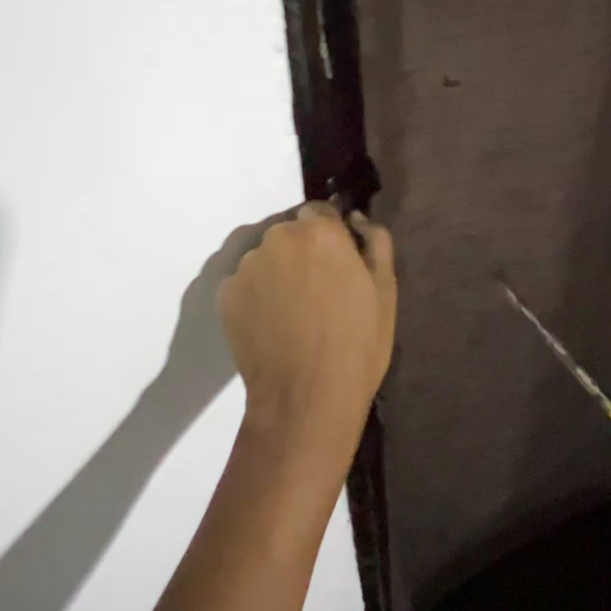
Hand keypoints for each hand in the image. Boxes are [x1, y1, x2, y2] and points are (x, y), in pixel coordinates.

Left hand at [217, 202, 395, 433]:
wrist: (306, 398)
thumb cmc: (356, 344)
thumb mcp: (385, 290)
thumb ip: (375, 241)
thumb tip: (356, 219)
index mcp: (319, 231)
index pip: (321, 211)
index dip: (331, 235)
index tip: (338, 262)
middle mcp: (277, 238)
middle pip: (291, 234)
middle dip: (303, 253)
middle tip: (319, 291)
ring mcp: (247, 267)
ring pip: (266, 259)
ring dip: (278, 273)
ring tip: (293, 313)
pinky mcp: (226, 295)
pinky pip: (245, 285)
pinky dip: (257, 297)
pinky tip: (272, 325)